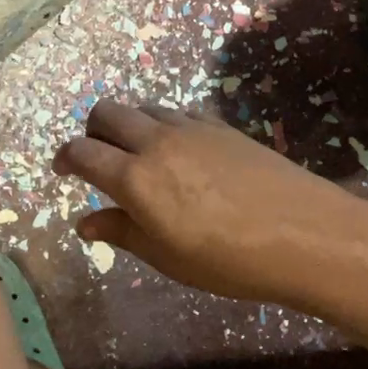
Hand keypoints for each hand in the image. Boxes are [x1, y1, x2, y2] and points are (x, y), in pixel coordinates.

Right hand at [53, 101, 367, 308]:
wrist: (306, 234)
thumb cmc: (230, 261)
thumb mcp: (168, 258)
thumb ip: (122, 232)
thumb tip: (85, 223)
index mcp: (135, 178)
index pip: (82, 153)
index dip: (64, 159)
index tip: (61, 171)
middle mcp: (154, 142)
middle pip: (105, 113)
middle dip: (91, 132)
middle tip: (99, 161)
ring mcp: (188, 127)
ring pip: (140, 107)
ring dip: (127, 126)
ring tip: (139, 157)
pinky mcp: (217, 124)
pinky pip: (174, 112)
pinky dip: (161, 125)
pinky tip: (179, 153)